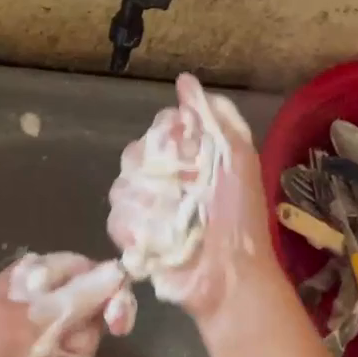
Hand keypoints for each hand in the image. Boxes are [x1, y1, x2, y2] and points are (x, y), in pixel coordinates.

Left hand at [0, 253, 131, 356]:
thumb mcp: (28, 321)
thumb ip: (78, 298)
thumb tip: (120, 270)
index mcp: (37, 276)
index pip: (91, 272)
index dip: (110, 293)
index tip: (117, 321)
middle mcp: (41, 303)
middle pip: (89, 320)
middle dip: (72, 345)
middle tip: (44, 354)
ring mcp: (36, 340)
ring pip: (76, 355)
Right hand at [106, 74, 272, 321]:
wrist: (231, 276)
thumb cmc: (240, 215)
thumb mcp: (238, 156)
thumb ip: (215, 115)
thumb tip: (184, 80)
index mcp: (188, 153)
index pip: (162, 123)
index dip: (171, 130)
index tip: (187, 143)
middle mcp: (163, 174)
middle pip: (135, 150)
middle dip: (154, 165)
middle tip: (179, 183)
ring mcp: (145, 205)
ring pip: (121, 183)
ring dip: (146, 199)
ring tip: (172, 216)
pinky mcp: (132, 234)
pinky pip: (116, 216)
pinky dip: (135, 226)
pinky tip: (157, 235)